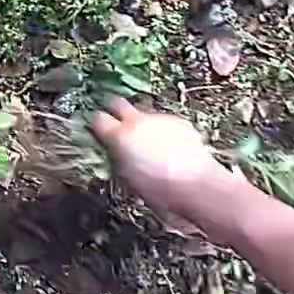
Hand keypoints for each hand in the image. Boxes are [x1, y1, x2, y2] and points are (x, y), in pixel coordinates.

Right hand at [87, 97, 236, 227]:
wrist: (197, 186)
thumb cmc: (160, 191)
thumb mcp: (127, 178)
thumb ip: (118, 158)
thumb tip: (115, 151)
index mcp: (120, 137)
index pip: (98, 119)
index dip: (96, 124)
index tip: (98, 130)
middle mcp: (137, 122)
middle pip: (118, 103)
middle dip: (114, 110)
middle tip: (116, 124)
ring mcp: (159, 119)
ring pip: (143, 112)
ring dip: (141, 122)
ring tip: (147, 142)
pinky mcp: (179, 121)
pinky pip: (164, 121)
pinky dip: (162, 130)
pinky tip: (169, 146)